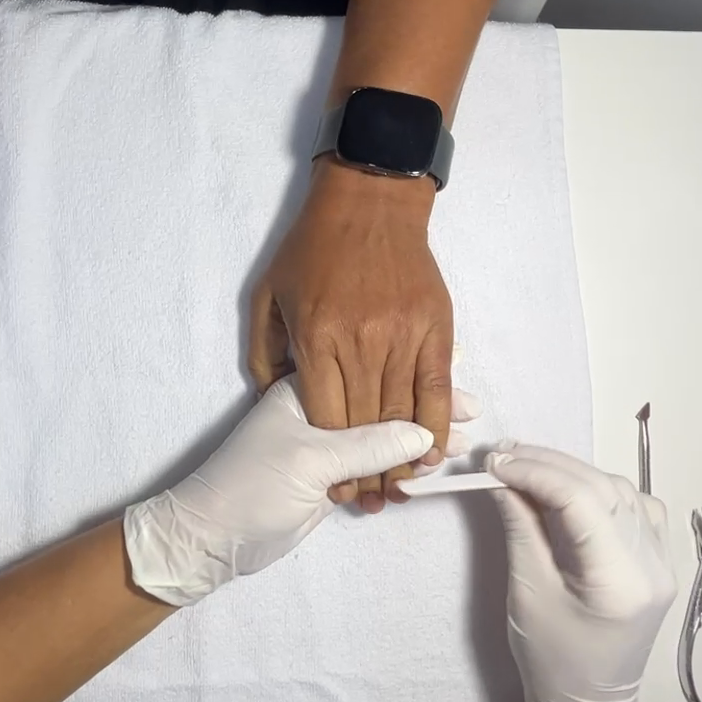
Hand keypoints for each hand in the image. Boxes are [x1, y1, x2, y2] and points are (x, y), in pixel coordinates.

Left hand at [123, 377, 433, 605]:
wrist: (214, 536)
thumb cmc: (252, 486)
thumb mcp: (310, 461)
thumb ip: (367, 444)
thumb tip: (423, 436)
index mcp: (307, 389)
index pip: (371, 376)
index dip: (415, 386)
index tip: (457, 395)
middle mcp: (320, 409)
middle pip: (382, 404)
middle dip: (425, 414)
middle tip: (470, 418)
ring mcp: (324, 443)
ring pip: (380, 436)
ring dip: (415, 442)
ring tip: (458, 445)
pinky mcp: (328, 475)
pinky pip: (371, 464)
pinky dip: (397, 468)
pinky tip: (423, 471)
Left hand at [248, 159, 452, 511]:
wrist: (369, 202)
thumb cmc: (311, 250)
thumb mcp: (266, 298)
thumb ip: (264, 356)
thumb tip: (276, 403)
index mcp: (314, 340)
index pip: (325, 418)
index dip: (333, 460)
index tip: (337, 485)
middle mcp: (359, 344)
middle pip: (364, 427)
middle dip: (366, 472)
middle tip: (368, 500)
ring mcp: (401, 337)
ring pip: (403, 415)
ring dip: (402, 460)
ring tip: (398, 488)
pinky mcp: (435, 331)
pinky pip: (437, 391)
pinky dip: (437, 427)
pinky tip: (431, 453)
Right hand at [487, 444, 676, 701]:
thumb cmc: (551, 658)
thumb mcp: (528, 591)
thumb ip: (521, 527)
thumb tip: (501, 477)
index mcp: (622, 581)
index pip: (582, 499)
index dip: (535, 471)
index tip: (493, 462)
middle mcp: (653, 564)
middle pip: (602, 487)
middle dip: (547, 464)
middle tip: (501, 455)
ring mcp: (662, 561)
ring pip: (620, 489)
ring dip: (571, 470)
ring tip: (526, 464)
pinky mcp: (657, 560)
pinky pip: (635, 504)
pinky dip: (598, 486)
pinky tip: (569, 487)